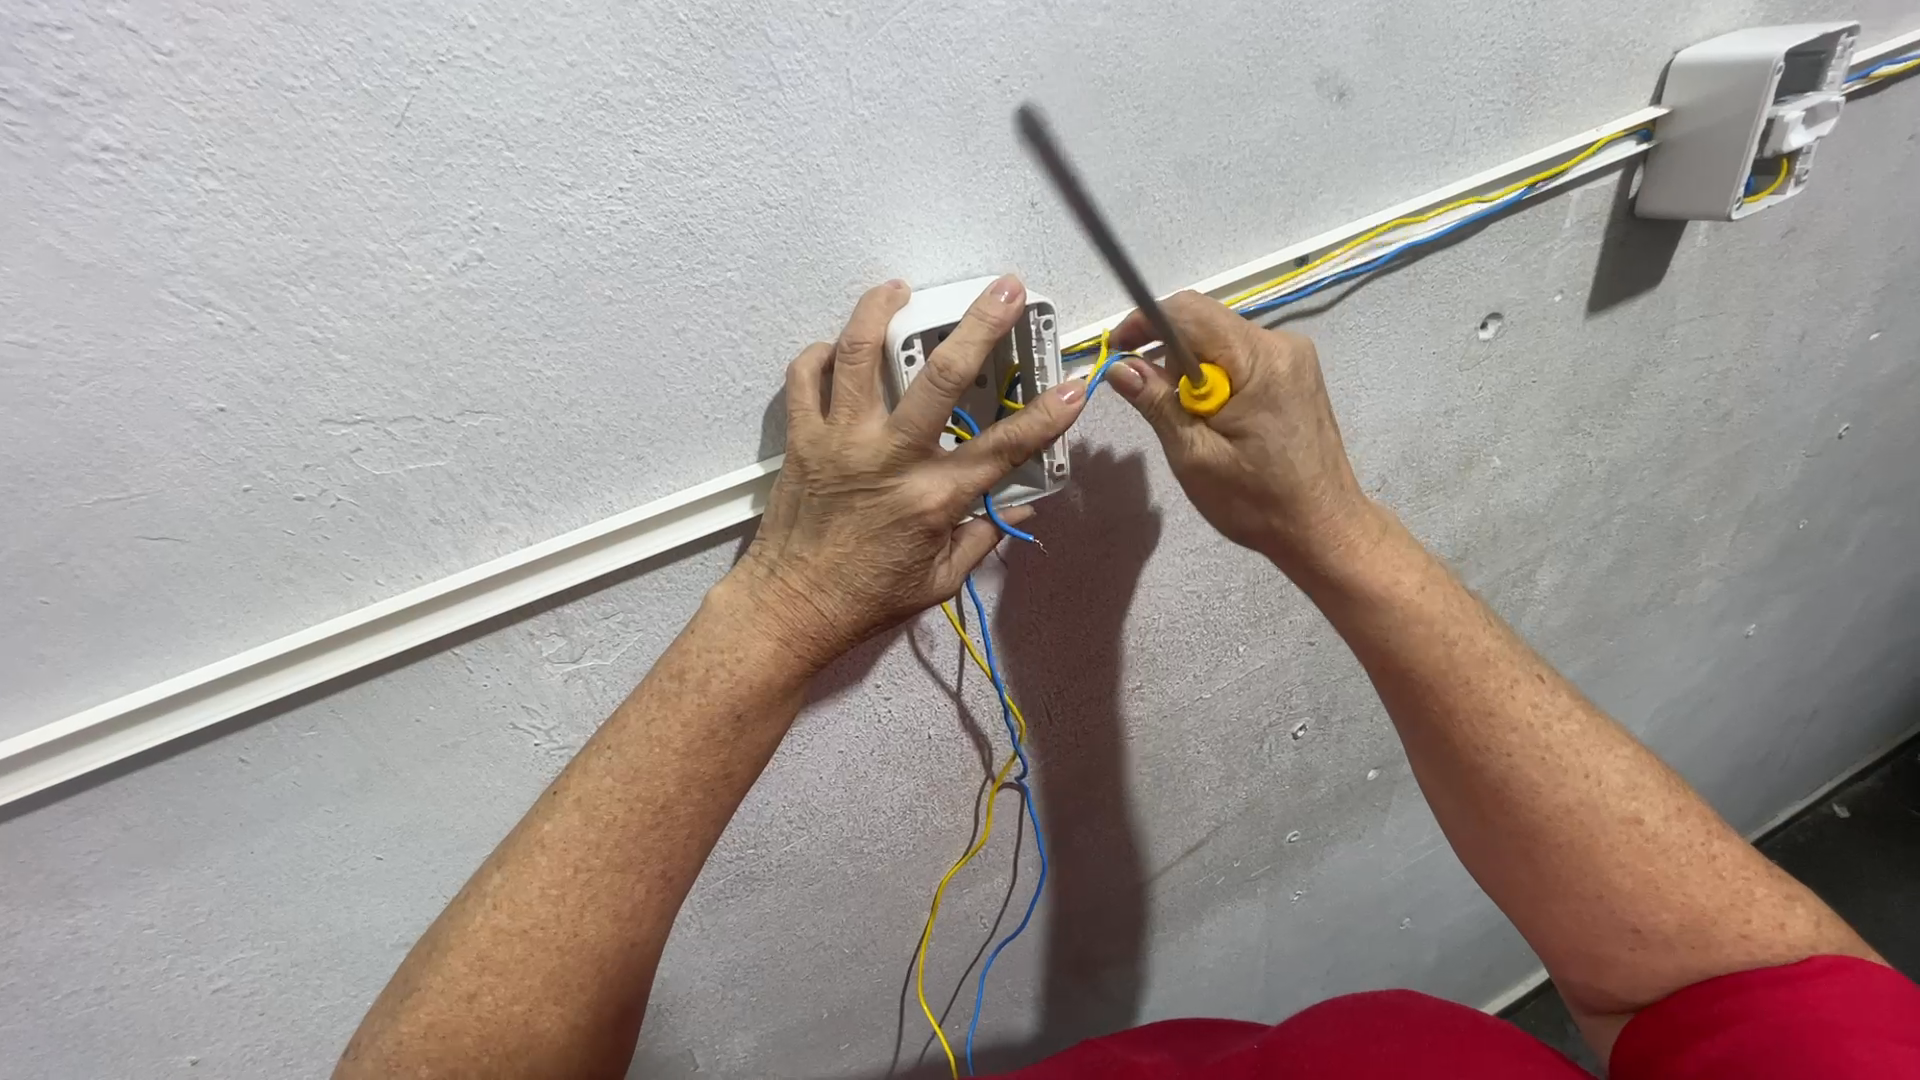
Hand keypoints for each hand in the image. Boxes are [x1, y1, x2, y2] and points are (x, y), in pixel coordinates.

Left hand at [728, 275, 1088, 671]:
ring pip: (858, 356)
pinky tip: (838, 349)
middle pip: (940, 377)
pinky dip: (820, 355)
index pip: (1004, 448)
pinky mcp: (802, 439)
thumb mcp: (940, 581)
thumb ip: (983, 538)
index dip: (1046, 416)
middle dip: (979, 326)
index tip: (1074, 387)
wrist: (791, 606)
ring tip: (897, 288)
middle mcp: (889, 457)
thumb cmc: (870, 598)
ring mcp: (840, 441)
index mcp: (932, 497)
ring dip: (879, 311)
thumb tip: (1021, 508)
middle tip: (1003, 287)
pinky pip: (804, 378)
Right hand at [1101, 291, 1382, 579]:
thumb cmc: (1256, 501)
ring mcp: (1292, 356)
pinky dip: (1212, 376)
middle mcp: (1280, 344)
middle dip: (1165, 351)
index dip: (1143, 323)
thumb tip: (1119, 367)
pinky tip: (1212, 415)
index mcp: (1259, 360)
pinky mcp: (1293, 372)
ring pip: (1219, 340)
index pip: (1189, 312)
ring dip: (1188, 368)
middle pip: (1205, 322)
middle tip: (1147, 396)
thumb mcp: (1194, 456)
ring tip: (1185, 417)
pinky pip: (1238, 356)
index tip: (1115, 351)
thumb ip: (1157, 403)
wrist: (1321, 526)